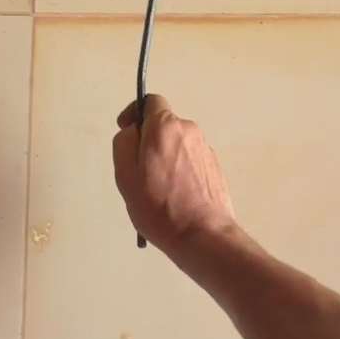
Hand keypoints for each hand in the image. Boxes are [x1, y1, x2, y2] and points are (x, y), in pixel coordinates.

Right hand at [113, 93, 237, 253]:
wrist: (204, 237)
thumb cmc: (159, 205)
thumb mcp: (125, 174)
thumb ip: (124, 143)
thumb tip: (132, 131)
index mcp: (165, 126)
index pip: (150, 101)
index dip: (135, 113)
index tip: (127, 133)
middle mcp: (189, 130)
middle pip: (163, 126)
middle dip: (149, 142)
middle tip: (140, 172)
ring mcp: (205, 149)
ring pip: (177, 145)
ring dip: (165, 158)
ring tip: (158, 191)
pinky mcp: (215, 168)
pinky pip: (190, 161)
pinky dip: (180, 171)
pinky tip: (176, 197)